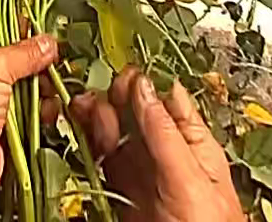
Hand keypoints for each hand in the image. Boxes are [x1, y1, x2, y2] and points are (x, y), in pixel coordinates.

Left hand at [0, 21, 57, 221]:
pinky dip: (38, 107)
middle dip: (33, 57)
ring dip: (39, 84)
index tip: (40, 26)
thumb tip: (48, 42)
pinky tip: (50, 107)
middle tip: (53, 57)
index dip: (16, 23)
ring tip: (54, 85)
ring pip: (19, 79)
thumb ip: (24, 52)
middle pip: (8, 51)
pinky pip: (22, 105)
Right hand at [71, 67, 242, 221]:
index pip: (164, 95)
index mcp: (192, 142)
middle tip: (97, 103)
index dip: (141, 82)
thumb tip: (142, 84)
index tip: (120, 80)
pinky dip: (87, 143)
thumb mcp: (190, 181)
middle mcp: (164, 151)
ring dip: (96, 116)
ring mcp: (142, 171)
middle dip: (112, 98)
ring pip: (114, 129)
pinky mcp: (121, 192)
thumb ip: (164, 132)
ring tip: (83, 114)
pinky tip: (79, 133)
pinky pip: (102, 159)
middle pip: (133, 108)